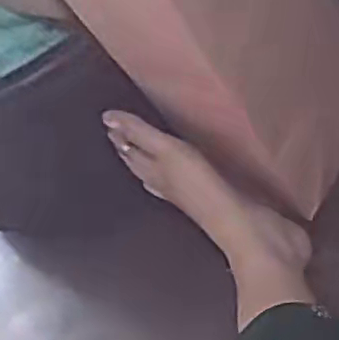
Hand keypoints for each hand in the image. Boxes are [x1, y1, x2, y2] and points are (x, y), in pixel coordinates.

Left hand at [103, 111, 226, 217]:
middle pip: (137, 163)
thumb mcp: (167, 149)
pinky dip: (161, 184)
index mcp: (151, 168)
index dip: (120, 131)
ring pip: (151, 177)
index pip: (129, 146)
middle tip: (118, 134)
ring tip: (134, 154)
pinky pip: (170, 190)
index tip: (110, 118)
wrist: (232, 221)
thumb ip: (139, 133)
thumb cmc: (201, 184)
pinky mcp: (195, 204)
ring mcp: (178, 195)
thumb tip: (107, 118)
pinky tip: (162, 186)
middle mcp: (160, 182)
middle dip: (127, 147)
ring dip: (141, 165)